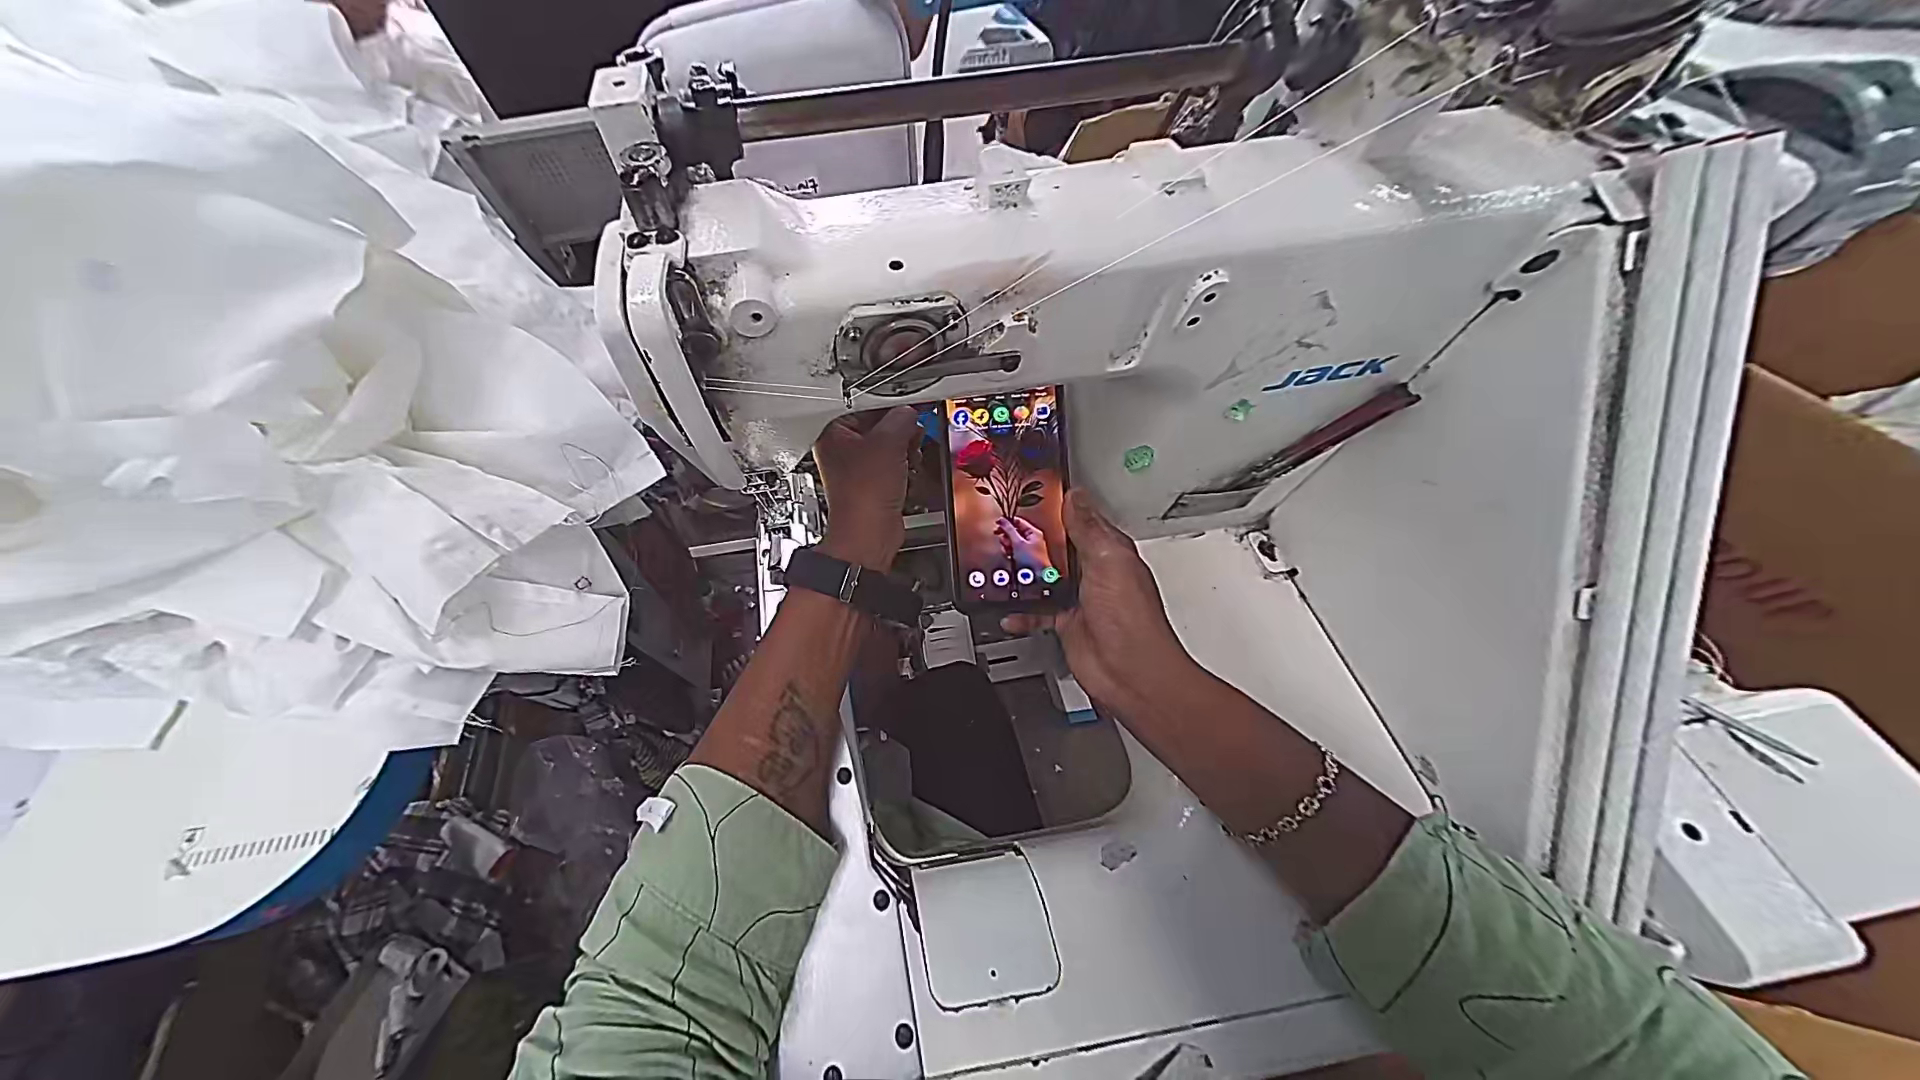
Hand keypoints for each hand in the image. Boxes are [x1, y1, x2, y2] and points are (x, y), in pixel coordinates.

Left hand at [814, 406, 918, 570]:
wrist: (870, 534)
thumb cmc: (863, 495)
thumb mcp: (888, 443)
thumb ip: (901, 419)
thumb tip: (909, 412)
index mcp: (833, 434)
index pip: (863, 404)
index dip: (889, 404)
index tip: (907, 406)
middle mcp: (842, 451)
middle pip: (877, 426)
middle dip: (900, 430)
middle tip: (910, 433)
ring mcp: (857, 469)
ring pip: (887, 446)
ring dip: (904, 448)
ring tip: (910, 454)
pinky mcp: (873, 484)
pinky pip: (892, 465)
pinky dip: (903, 465)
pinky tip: (909, 470)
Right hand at [995, 515, 1050, 573]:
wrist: (1038, 577)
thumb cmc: (1033, 560)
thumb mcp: (1018, 542)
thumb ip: (1009, 530)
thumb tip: (1002, 520)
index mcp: (1033, 532)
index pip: (1018, 522)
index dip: (1007, 522)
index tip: (997, 523)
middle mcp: (1030, 539)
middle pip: (1013, 532)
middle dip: (1006, 537)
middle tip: (1003, 541)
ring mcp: (1026, 548)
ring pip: (1011, 542)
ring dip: (1007, 546)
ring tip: (1009, 551)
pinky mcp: (1022, 556)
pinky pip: (1012, 551)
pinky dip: (1009, 553)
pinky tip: (1010, 557)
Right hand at [1003, 490, 1198, 717]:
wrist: (1130, 673)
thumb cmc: (1132, 621)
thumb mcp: (1108, 562)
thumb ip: (1088, 530)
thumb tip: (1076, 497)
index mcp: (1109, 551)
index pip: (1081, 520)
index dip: (1060, 508)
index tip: (1033, 497)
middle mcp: (1094, 573)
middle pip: (1058, 549)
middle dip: (1035, 542)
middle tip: (1008, 531)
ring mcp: (1079, 598)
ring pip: (1044, 580)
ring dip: (1026, 577)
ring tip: (1003, 567)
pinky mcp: (1066, 623)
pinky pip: (1037, 613)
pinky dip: (1021, 613)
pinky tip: (1009, 611)